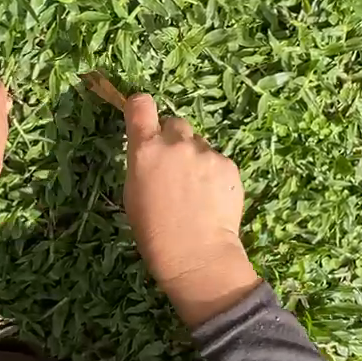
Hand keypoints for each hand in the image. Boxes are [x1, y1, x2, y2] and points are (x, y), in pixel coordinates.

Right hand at [123, 93, 259, 326]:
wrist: (196, 255)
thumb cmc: (153, 232)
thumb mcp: (133, 193)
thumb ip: (142, 163)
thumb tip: (151, 153)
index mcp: (145, 149)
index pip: (141, 105)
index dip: (141, 108)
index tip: (142, 116)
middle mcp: (176, 143)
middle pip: (174, 124)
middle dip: (173, 140)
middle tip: (174, 168)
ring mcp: (205, 152)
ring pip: (199, 144)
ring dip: (196, 158)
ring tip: (196, 192)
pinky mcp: (228, 164)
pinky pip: (218, 160)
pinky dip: (214, 174)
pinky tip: (211, 199)